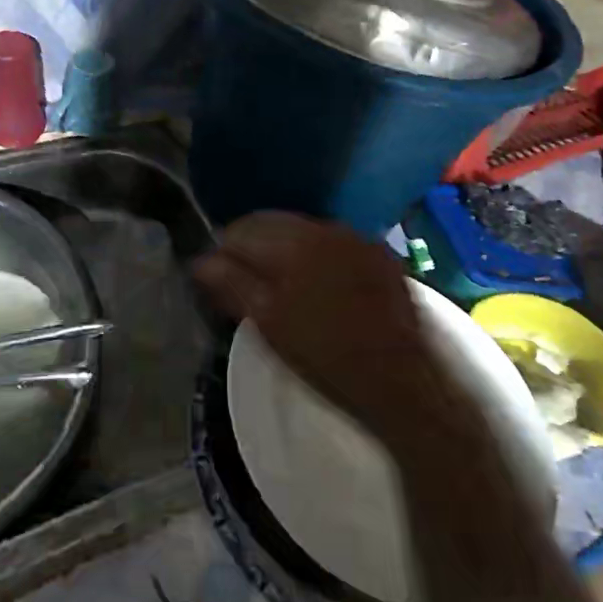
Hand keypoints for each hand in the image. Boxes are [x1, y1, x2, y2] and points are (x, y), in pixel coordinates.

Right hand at [194, 211, 442, 434]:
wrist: (402, 379)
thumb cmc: (326, 358)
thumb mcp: (271, 326)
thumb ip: (233, 286)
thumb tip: (201, 261)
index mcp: (293, 244)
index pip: (243, 228)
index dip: (224, 248)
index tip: (217, 272)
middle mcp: (325, 228)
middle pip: (274, 222)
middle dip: (253, 243)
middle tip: (243, 276)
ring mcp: (355, 238)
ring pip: (304, 229)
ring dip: (285, 246)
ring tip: (279, 280)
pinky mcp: (378, 252)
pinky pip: (334, 240)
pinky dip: (317, 253)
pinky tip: (317, 281)